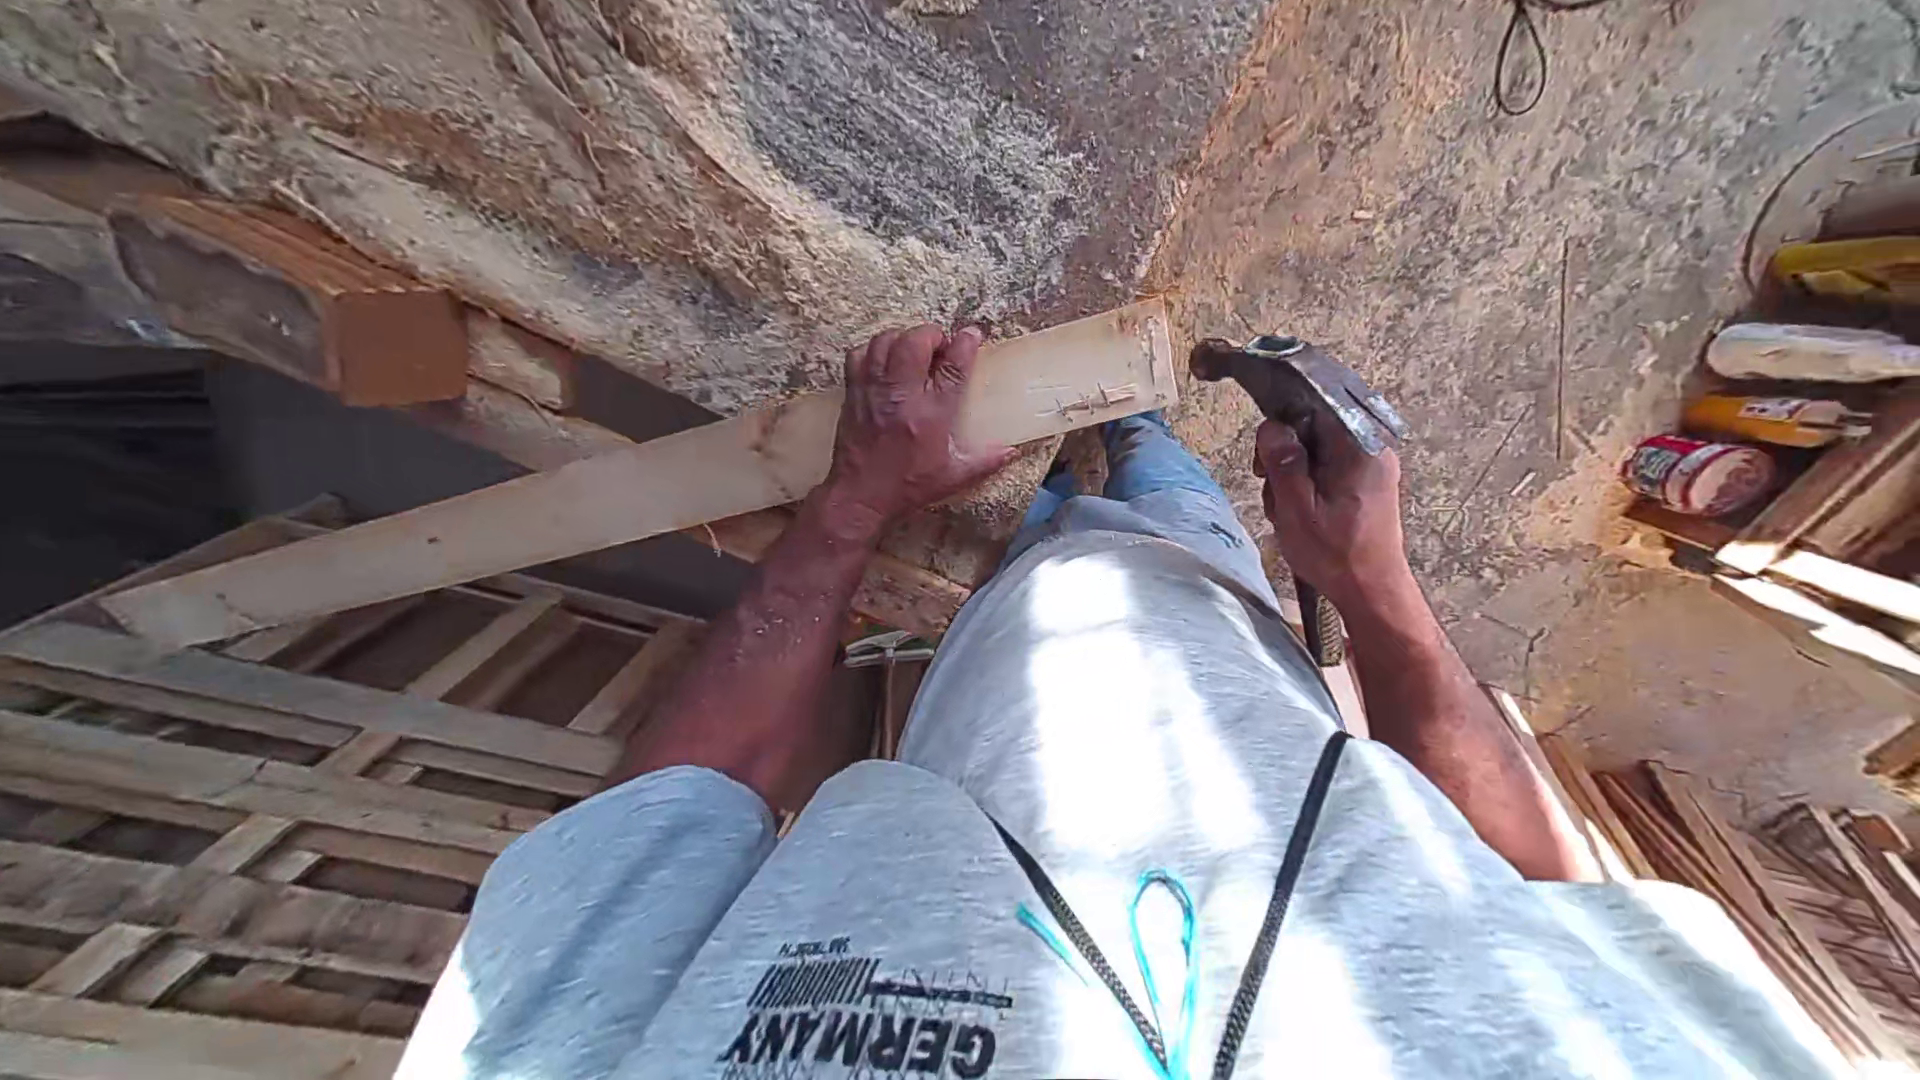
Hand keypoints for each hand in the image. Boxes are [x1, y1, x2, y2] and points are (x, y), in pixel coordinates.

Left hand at [818, 324, 1016, 538]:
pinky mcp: (854, 394)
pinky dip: (872, 350)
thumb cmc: (909, 487)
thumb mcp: (954, 477)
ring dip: (902, 338)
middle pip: (915, 342)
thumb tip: (1012, 451)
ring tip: (912, 349)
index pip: (952, 367)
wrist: (861, 497)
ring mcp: (874, 392)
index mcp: (932, 414)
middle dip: (931, 334)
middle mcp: (902, 396)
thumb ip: (985, 460)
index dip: (965, 344)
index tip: (973, 334)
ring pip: (884, 342)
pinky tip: (884, 361)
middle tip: (940, 346)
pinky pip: (858, 355)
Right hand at [1254, 417, 1412, 611]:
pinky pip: (1324, 468)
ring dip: (1291, 476)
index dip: (1281, 426)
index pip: (1313, 407)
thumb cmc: (1334, 554)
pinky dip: (1305, 485)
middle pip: (1310, 429)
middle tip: (1274, 492)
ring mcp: (1369, 464)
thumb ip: (1283, 463)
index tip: (1264, 460)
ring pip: (1313, 451)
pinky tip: (1300, 511)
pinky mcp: (1364, 481)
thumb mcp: (1296, 508)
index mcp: (1358, 448)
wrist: (1370, 589)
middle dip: (1283, 457)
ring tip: (1289, 510)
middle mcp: (1370, 448)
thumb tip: (1271, 427)